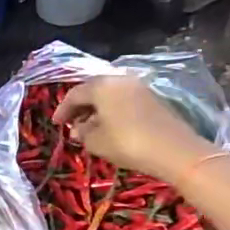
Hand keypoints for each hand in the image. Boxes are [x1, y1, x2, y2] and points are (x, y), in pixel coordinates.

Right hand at [52, 75, 215, 181]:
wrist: (174, 150)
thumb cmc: (128, 143)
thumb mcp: (97, 142)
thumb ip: (82, 133)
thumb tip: (77, 128)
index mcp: (102, 86)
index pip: (75, 94)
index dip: (62, 109)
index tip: (56, 123)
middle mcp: (120, 79)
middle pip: (93, 89)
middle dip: (80, 106)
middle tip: (71, 122)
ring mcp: (138, 86)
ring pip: (110, 93)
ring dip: (97, 108)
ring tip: (89, 127)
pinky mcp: (152, 97)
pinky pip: (124, 99)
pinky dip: (112, 110)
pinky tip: (110, 126)